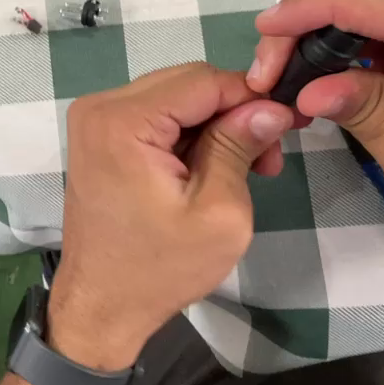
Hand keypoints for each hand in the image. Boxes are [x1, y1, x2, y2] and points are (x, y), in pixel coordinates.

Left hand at [49, 63, 293, 371]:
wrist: (101, 304)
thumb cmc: (159, 268)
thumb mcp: (218, 212)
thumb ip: (239, 147)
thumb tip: (271, 106)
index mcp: (122, 121)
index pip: (203, 80)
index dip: (252, 97)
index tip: (288, 126)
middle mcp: (100, 108)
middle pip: (186, 83)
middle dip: (234, 111)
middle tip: (269, 155)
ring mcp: (95, 121)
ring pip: (173, 97)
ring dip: (214, 123)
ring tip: (248, 167)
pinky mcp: (99, 138)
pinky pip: (154, 116)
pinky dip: (188, 134)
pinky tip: (212, 166)